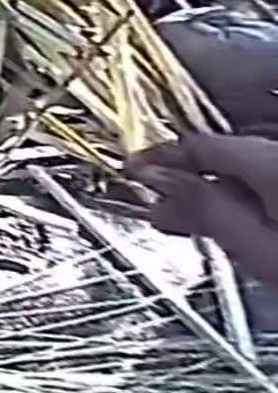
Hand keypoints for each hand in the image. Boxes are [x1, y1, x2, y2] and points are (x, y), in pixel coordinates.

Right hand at [127, 134, 277, 284]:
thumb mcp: (258, 248)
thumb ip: (201, 205)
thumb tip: (154, 177)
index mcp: (274, 164)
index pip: (197, 144)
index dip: (154, 158)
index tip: (128, 173)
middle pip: (234, 160)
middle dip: (191, 183)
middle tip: (161, 208)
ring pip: (261, 178)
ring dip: (227, 197)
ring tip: (202, 225)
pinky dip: (261, 206)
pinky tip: (251, 230)